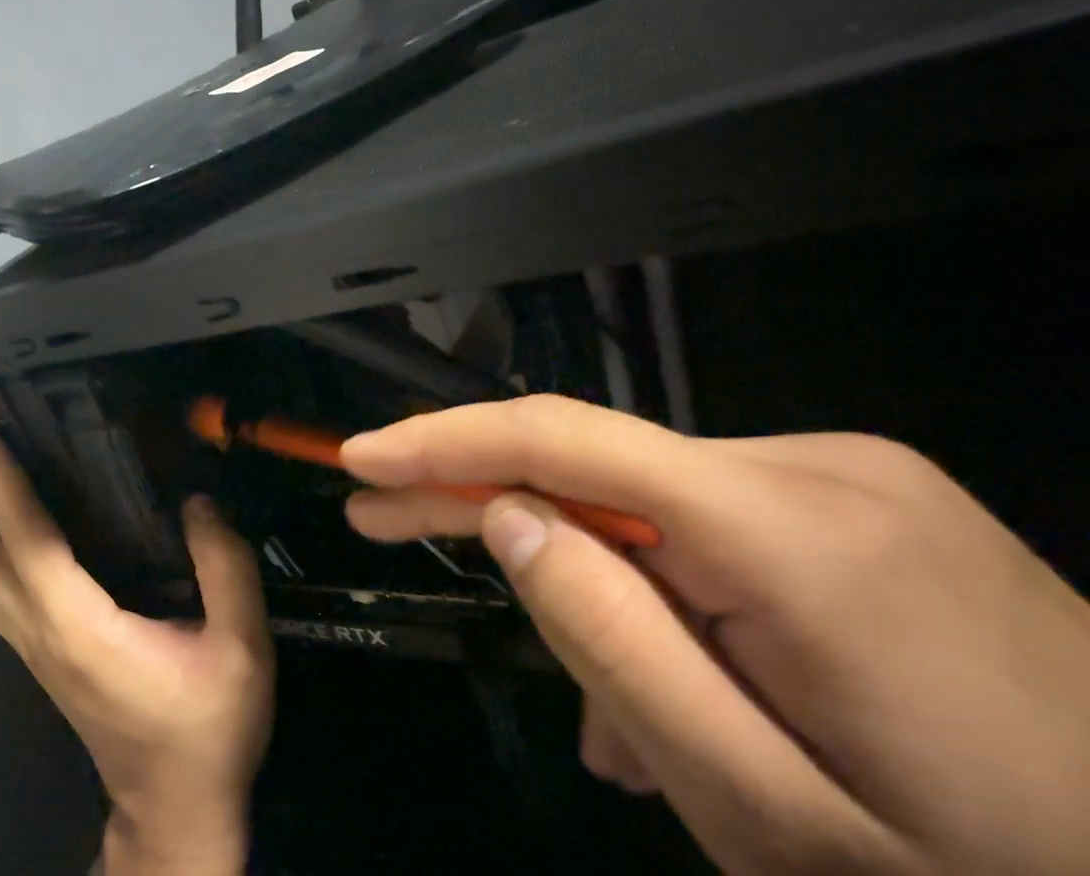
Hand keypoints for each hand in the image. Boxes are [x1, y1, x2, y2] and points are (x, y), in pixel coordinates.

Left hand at [0, 406, 273, 874]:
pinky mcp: (36, 658)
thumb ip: (225, 566)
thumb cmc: (207, 730)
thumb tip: (196, 502)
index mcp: (78, 624)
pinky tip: (34, 534)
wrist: (176, 805)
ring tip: (22, 480)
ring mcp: (29, 649)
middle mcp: (38, 631)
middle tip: (12, 440)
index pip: (21, 531)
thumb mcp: (241, 647)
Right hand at [342, 394, 1089, 875]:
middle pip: (603, 469)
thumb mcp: (756, 800)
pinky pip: (724, 534)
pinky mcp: (884, 520)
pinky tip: (692, 699)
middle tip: (386, 525)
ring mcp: (866, 490)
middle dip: (491, 505)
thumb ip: (613, 644)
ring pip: (660, 513)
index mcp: (796, 531)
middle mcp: (827, 473)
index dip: (443, 441)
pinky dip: (671, 598)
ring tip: (619, 732)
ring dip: (603, 593)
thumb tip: (508, 518)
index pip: (567, 441)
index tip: (357, 459)